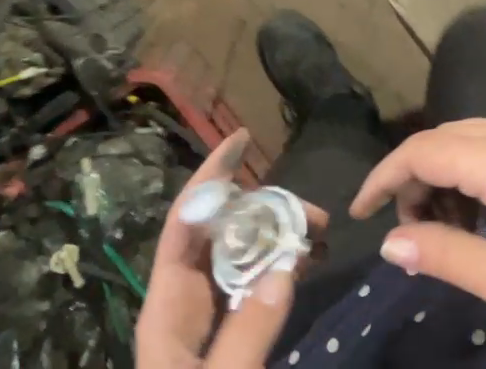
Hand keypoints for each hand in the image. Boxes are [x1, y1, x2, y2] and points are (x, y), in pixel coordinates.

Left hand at [137, 131, 326, 367]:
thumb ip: (247, 334)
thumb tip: (285, 265)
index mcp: (167, 311)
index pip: (183, 226)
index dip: (208, 179)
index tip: (242, 141)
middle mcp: (182, 307)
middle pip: (217, 236)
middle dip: (261, 209)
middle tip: (313, 210)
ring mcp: (204, 325)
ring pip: (237, 261)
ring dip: (275, 238)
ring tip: (318, 233)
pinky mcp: (225, 342)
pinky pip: (250, 290)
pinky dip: (277, 269)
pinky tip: (303, 264)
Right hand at [348, 116, 485, 333]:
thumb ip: (444, 256)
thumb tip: (389, 242)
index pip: (421, 151)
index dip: (383, 178)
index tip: (359, 213)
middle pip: (438, 138)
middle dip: (410, 179)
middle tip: (408, 233)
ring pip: (461, 136)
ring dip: (438, 173)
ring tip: (442, 229)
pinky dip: (465, 168)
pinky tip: (475, 211)